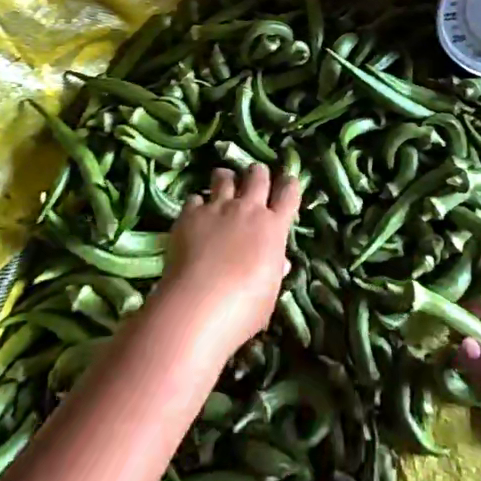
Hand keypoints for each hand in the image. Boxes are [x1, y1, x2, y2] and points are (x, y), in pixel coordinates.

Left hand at [158, 165, 300, 357]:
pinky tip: (194, 211)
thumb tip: (279, 261)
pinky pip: (194, 198)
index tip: (289, 179)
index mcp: (273, 228)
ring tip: (223, 179)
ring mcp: (217, 208)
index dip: (290, 185)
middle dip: (258, 173)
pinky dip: (197, 203)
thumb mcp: (268, 292)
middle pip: (257, 177)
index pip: (288, 196)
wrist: (200, 302)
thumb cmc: (244, 307)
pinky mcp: (190, 214)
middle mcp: (247, 210)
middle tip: (255, 174)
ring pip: (224, 178)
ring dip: (226, 177)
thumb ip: (273, 270)